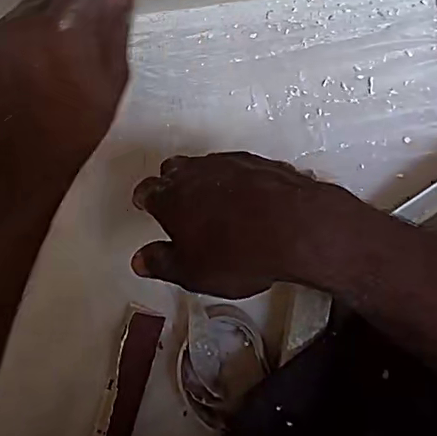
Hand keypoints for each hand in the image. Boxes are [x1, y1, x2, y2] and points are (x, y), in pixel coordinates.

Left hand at [0, 0, 141, 180]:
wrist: (22, 159)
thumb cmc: (78, 123)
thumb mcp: (112, 75)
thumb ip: (115, 21)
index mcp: (65, 24)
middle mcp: (25, 19)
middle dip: (65, 1)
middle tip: (74, 32)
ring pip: (24, 8)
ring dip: (39, 20)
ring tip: (47, 56)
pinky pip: (2, 28)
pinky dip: (15, 37)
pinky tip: (24, 66)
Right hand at [131, 152, 368, 297]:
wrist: (295, 228)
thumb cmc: (239, 251)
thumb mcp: (192, 272)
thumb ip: (162, 263)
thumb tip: (141, 261)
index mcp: (169, 197)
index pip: (146, 191)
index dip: (144, 198)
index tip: (143, 203)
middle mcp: (193, 172)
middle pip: (172, 170)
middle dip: (170, 183)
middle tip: (176, 201)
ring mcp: (226, 164)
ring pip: (205, 166)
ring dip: (205, 180)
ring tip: (214, 202)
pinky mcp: (257, 163)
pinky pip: (239, 169)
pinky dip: (238, 181)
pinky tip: (249, 199)